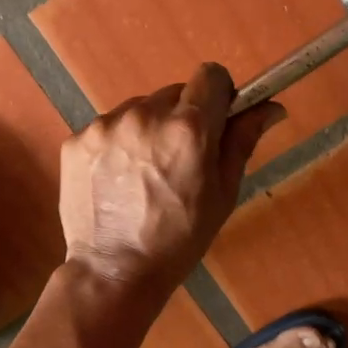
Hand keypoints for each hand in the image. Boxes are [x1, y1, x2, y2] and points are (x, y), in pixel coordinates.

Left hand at [59, 64, 285, 292]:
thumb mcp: (222, 194)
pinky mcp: (77, 140)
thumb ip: (242, 141)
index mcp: (189, 127)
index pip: (211, 76)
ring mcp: (105, 126)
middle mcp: (145, 114)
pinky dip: (117, 146)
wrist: (112, 271)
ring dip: (148, 130)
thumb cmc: (179, 240)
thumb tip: (271, 107)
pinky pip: (108, 128)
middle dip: (182, 117)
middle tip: (178, 161)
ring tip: (143, 176)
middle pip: (174, 94)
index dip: (218, 96)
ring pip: (138, 109)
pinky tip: (117, 181)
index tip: (216, 120)